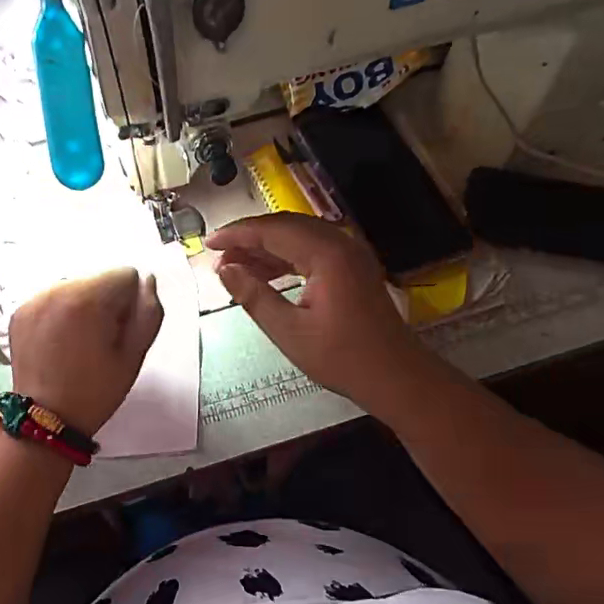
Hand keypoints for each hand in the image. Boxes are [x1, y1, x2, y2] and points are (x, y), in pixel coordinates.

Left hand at [8, 268, 162, 434]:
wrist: (46, 418)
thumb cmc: (96, 391)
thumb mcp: (134, 356)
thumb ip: (149, 313)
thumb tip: (148, 282)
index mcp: (87, 299)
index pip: (126, 274)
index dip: (131, 302)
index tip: (121, 331)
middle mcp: (57, 289)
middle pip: (99, 278)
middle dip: (106, 302)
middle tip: (101, 341)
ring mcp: (34, 299)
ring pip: (76, 286)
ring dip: (85, 305)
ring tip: (80, 342)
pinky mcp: (20, 310)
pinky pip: (54, 298)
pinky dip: (63, 312)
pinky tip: (61, 342)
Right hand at [207, 213, 437, 412]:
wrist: (395, 376)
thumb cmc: (342, 358)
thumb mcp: (289, 331)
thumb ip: (253, 296)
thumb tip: (224, 269)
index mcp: (327, 254)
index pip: (272, 230)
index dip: (237, 234)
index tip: (208, 243)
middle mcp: (341, 244)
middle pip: (286, 227)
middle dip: (249, 239)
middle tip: (218, 258)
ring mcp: (351, 254)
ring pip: (300, 238)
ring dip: (267, 249)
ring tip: (235, 268)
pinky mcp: (354, 268)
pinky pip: (313, 251)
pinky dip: (287, 259)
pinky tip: (265, 275)